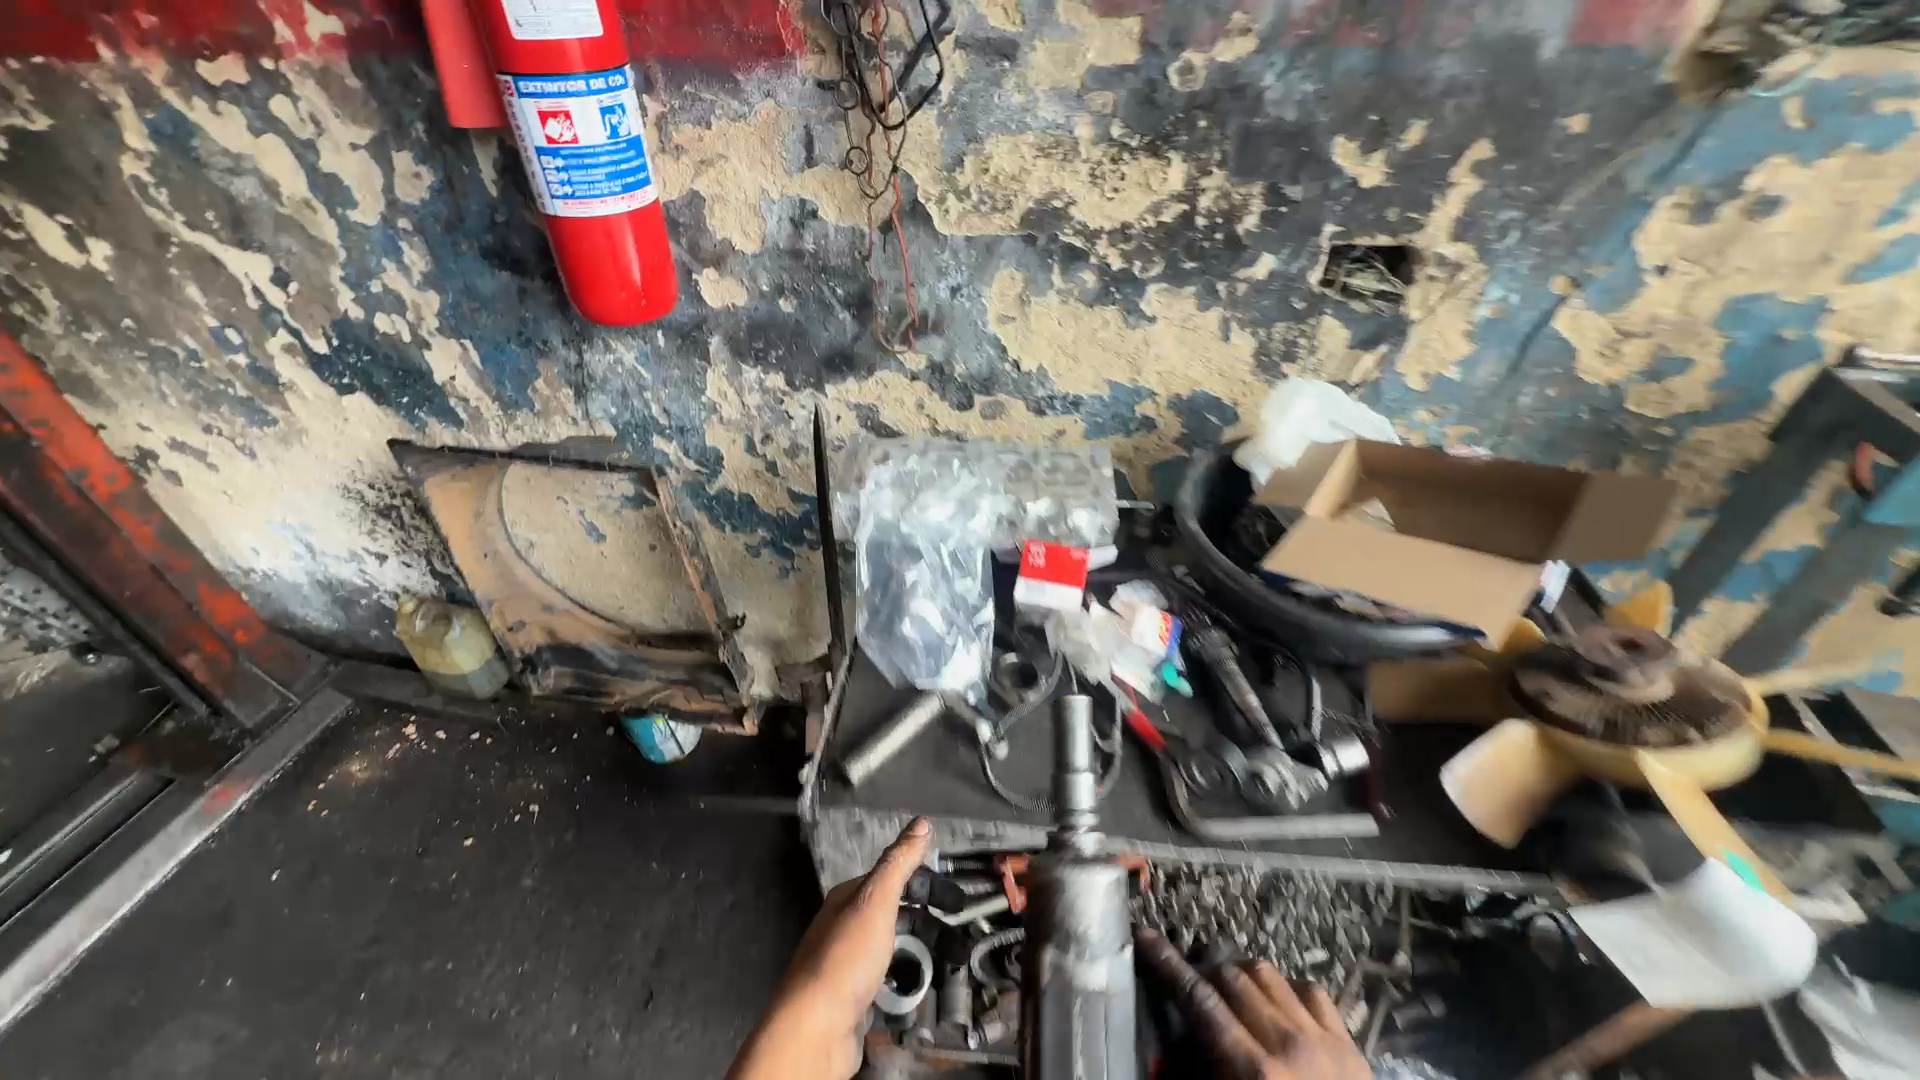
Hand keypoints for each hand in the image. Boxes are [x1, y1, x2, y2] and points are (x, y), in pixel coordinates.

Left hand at [727, 818, 931, 1079]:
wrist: (815, 1029)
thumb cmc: (846, 959)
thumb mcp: (877, 901)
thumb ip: (899, 863)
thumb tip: (921, 822)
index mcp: (849, 898)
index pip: (894, 878)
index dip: (926, 886)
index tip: (955, 903)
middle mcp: (846, 926)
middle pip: (897, 916)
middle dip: (928, 927)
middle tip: (956, 942)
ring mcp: (849, 964)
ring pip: (895, 951)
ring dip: (919, 958)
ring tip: (941, 969)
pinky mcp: (854, 997)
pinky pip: (889, 983)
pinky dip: (905, 986)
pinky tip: (915, 994)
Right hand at [1137, 928, 1369, 1079]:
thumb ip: (1198, 1072)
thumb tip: (1174, 1042)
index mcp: (1253, 1071)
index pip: (1200, 999)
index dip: (1168, 965)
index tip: (1145, 936)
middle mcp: (1286, 1043)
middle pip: (1231, 977)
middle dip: (1203, 971)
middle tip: (1189, 983)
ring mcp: (1322, 1039)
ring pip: (1267, 973)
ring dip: (1240, 974)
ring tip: (1229, 991)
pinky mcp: (1349, 1044)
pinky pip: (1310, 990)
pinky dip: (1285, 988)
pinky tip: (1276, 1004)